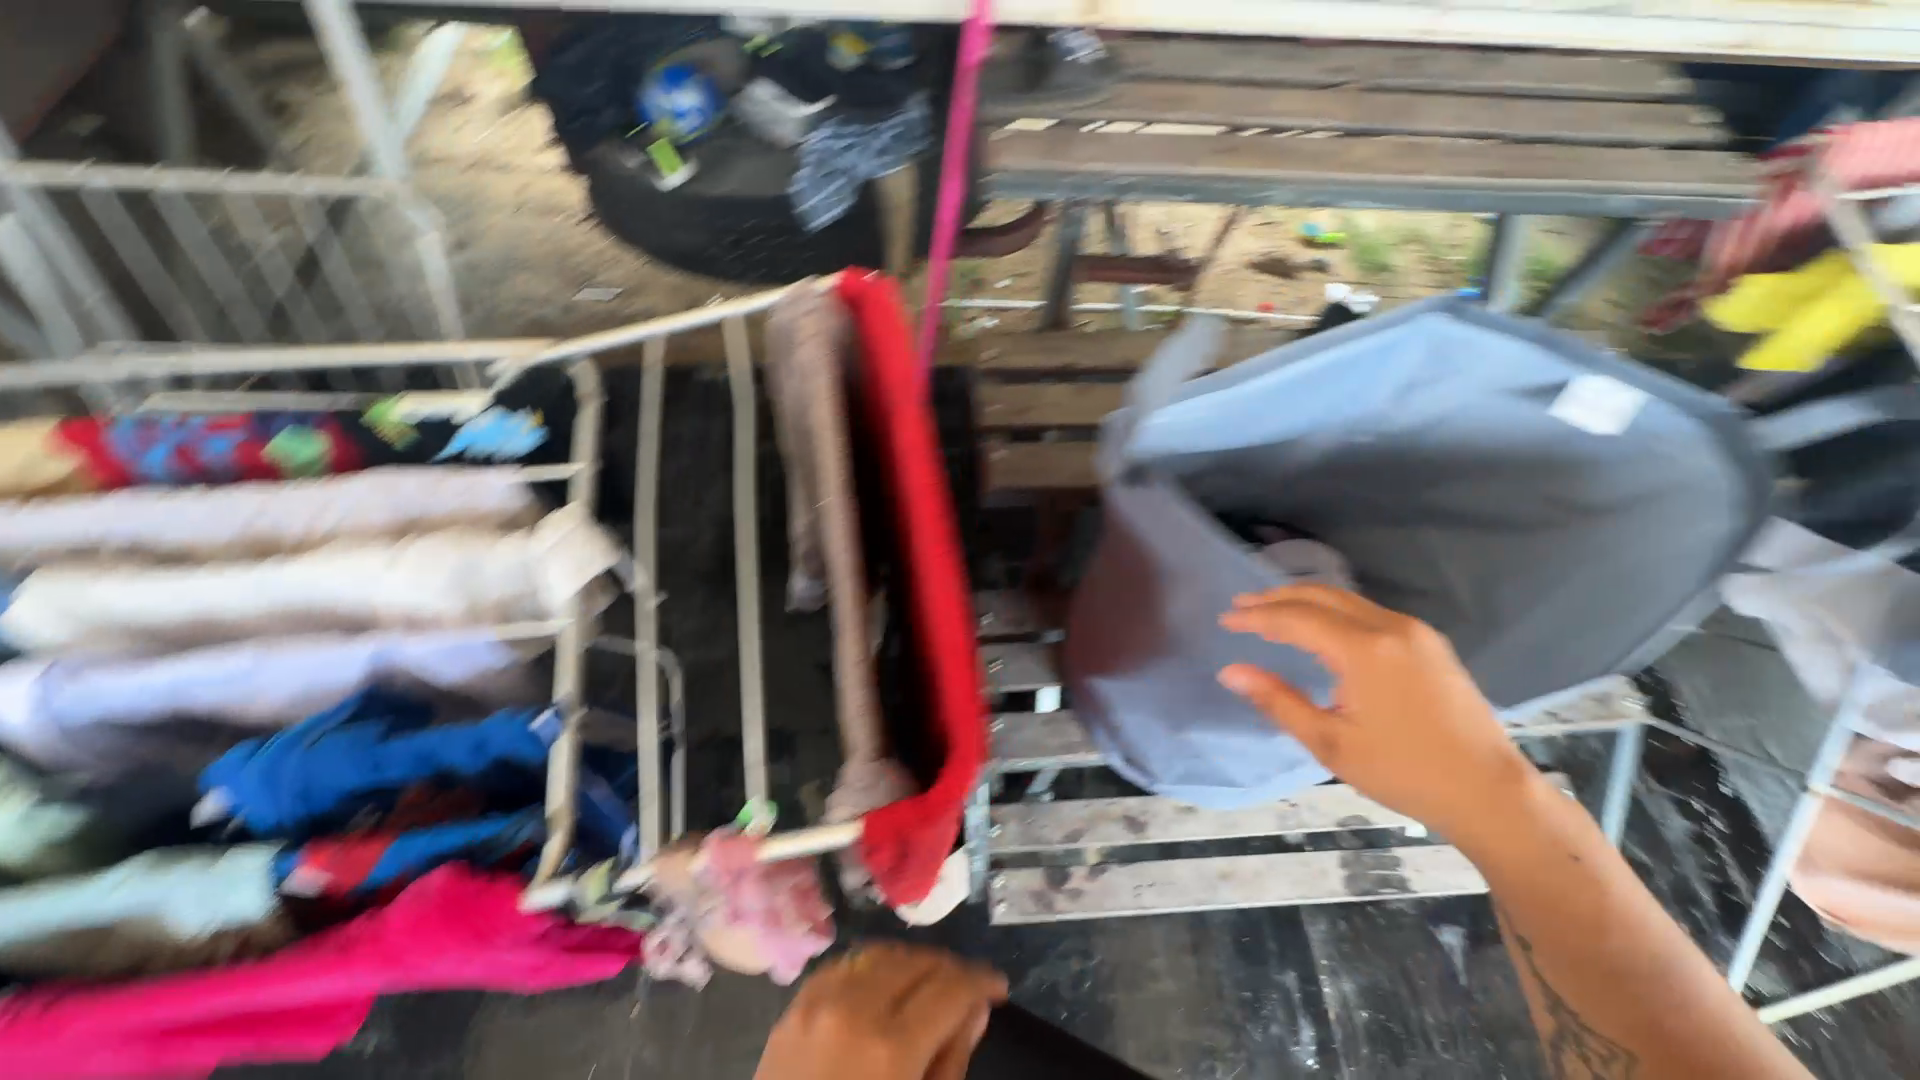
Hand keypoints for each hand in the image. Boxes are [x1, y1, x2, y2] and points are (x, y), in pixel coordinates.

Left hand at [754, 943, 1008, 1079]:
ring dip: (913, 961)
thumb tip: (975, 1009)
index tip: (997, 987)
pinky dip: (873, 966)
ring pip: (881, 953)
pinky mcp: (793, 1008)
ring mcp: (818, 1004)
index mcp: (891, 1049)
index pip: (951, 988)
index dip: (982, 981)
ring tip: (930, 981)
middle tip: (968, 987)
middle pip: (917, 961)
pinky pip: (844, 966)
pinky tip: (886, 983)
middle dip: (950, 968)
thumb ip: (951, 1060)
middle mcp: (855, 1011)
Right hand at [1218, 584, 1535, 836]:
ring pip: (1348, 600)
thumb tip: (1232, 672)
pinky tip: (1320, 629)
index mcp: (1364, 649)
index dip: (1257, 618)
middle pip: (1322, 595)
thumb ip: (1278, 701)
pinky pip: (1369, 613)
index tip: (1225, 621)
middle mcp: (1391, 627)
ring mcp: (1416, 633)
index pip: (1296, 618)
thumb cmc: (1404, 772)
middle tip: (1241, 607)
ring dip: (1306, 601)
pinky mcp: (1430, 644)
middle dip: (1277, 598)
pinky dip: (1334, 612)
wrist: (1489, 792)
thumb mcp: (1330, 743)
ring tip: (1272, 612)